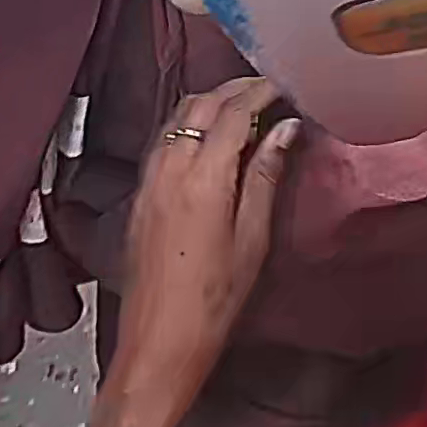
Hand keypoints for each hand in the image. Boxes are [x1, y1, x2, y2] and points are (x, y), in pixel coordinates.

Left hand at [116, 77, 300, 390]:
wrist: (158, 343)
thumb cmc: (217, 297)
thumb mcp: (253, 237)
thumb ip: (265, 174)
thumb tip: (287, 127)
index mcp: (202, 177)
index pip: (233, 112)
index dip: (261, 91)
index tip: (285, 83)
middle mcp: (169, 166)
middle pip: (201, 103)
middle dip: (236, 87)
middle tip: (269, 87)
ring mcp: (149, 178)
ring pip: (178, 115)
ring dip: (211, 100)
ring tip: (246, 105)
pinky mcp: (139, 192)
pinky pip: (165, 136)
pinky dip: (191, 121)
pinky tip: (212, 135)